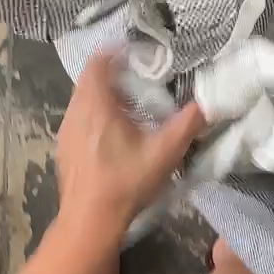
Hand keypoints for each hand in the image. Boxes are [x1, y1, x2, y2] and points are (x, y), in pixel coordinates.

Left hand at [55, 53, 204, 237]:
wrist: (90, 221)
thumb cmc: (125, 182)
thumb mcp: (165, 152)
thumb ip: (188, 123)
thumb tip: (209, 102)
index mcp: (95, 104)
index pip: (98, 61)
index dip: (117, 52)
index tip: (140, 55)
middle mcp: (75, 111)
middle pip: (90, 78)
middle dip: (114, 74)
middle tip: (141, 80)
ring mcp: (66, 130)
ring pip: (83, 99)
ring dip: (105, 95)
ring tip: (131, 105)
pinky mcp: (64, 148)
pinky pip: (79, 117)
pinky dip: (96, 114)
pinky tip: (115, 134)